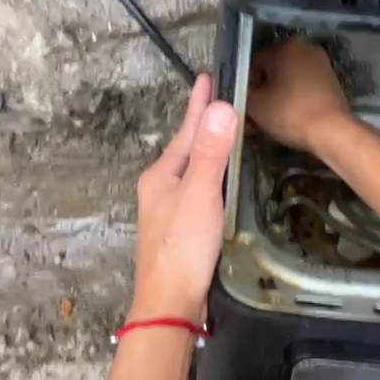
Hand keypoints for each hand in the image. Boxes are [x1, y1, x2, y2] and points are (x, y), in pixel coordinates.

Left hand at [132, 74, 239, 321]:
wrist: (169, 303)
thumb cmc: (182, 248)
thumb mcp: (199, 195)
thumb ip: (210, 153)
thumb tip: (219, 106)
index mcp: (161, 175)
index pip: (185, 130)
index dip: (198, 104)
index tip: (206, 76)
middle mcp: (160, 188)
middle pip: (185, 146)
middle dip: (200, 122)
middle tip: (216, 96)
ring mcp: (167, 209)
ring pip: (190, 168)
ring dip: (204, 147)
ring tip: (219, 130)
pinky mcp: (179, 229)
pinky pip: (196, 187)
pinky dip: (209, 173)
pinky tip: (218, 181)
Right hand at [247, 39, 353, 153]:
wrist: (332, 131)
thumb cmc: (290, 112)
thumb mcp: (255, 105)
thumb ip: (242, 94)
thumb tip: (241, 92)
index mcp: (285, 47)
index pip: (252, 62)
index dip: (243, 83)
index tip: (242, 102)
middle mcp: (304, 48)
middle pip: (272, 68)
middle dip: (261, 88)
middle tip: (253, 111)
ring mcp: (320, 63)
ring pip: (288, 77)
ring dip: (277, 93)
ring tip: (269, 117)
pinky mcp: (331, 79)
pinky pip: (304, 85)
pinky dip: (294, 96)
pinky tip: (288, 114)